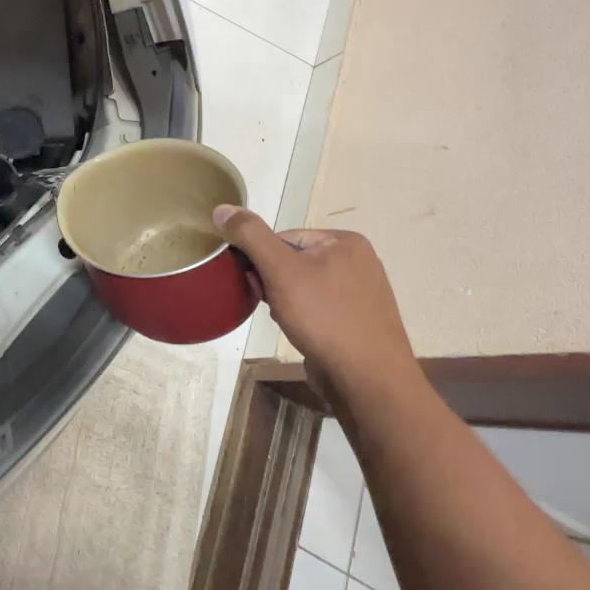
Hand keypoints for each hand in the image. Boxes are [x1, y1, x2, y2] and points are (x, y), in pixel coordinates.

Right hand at [214, 206, 421, 400]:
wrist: (367, 380)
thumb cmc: (324, 317)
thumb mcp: (280, 269)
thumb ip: (250, 235)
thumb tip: (222, 208)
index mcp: (346, 242)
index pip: (283, 237)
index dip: (261, 260)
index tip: (257, 283)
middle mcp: (359, 262)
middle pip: (291, 260)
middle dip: (273, 282)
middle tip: (271, 303)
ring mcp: (362, 293)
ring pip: (301, 286)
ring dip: (284, 300)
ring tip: (288, 320)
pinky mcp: (359, 320)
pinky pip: (318, 307)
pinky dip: (302, 316)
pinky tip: (301, 331)